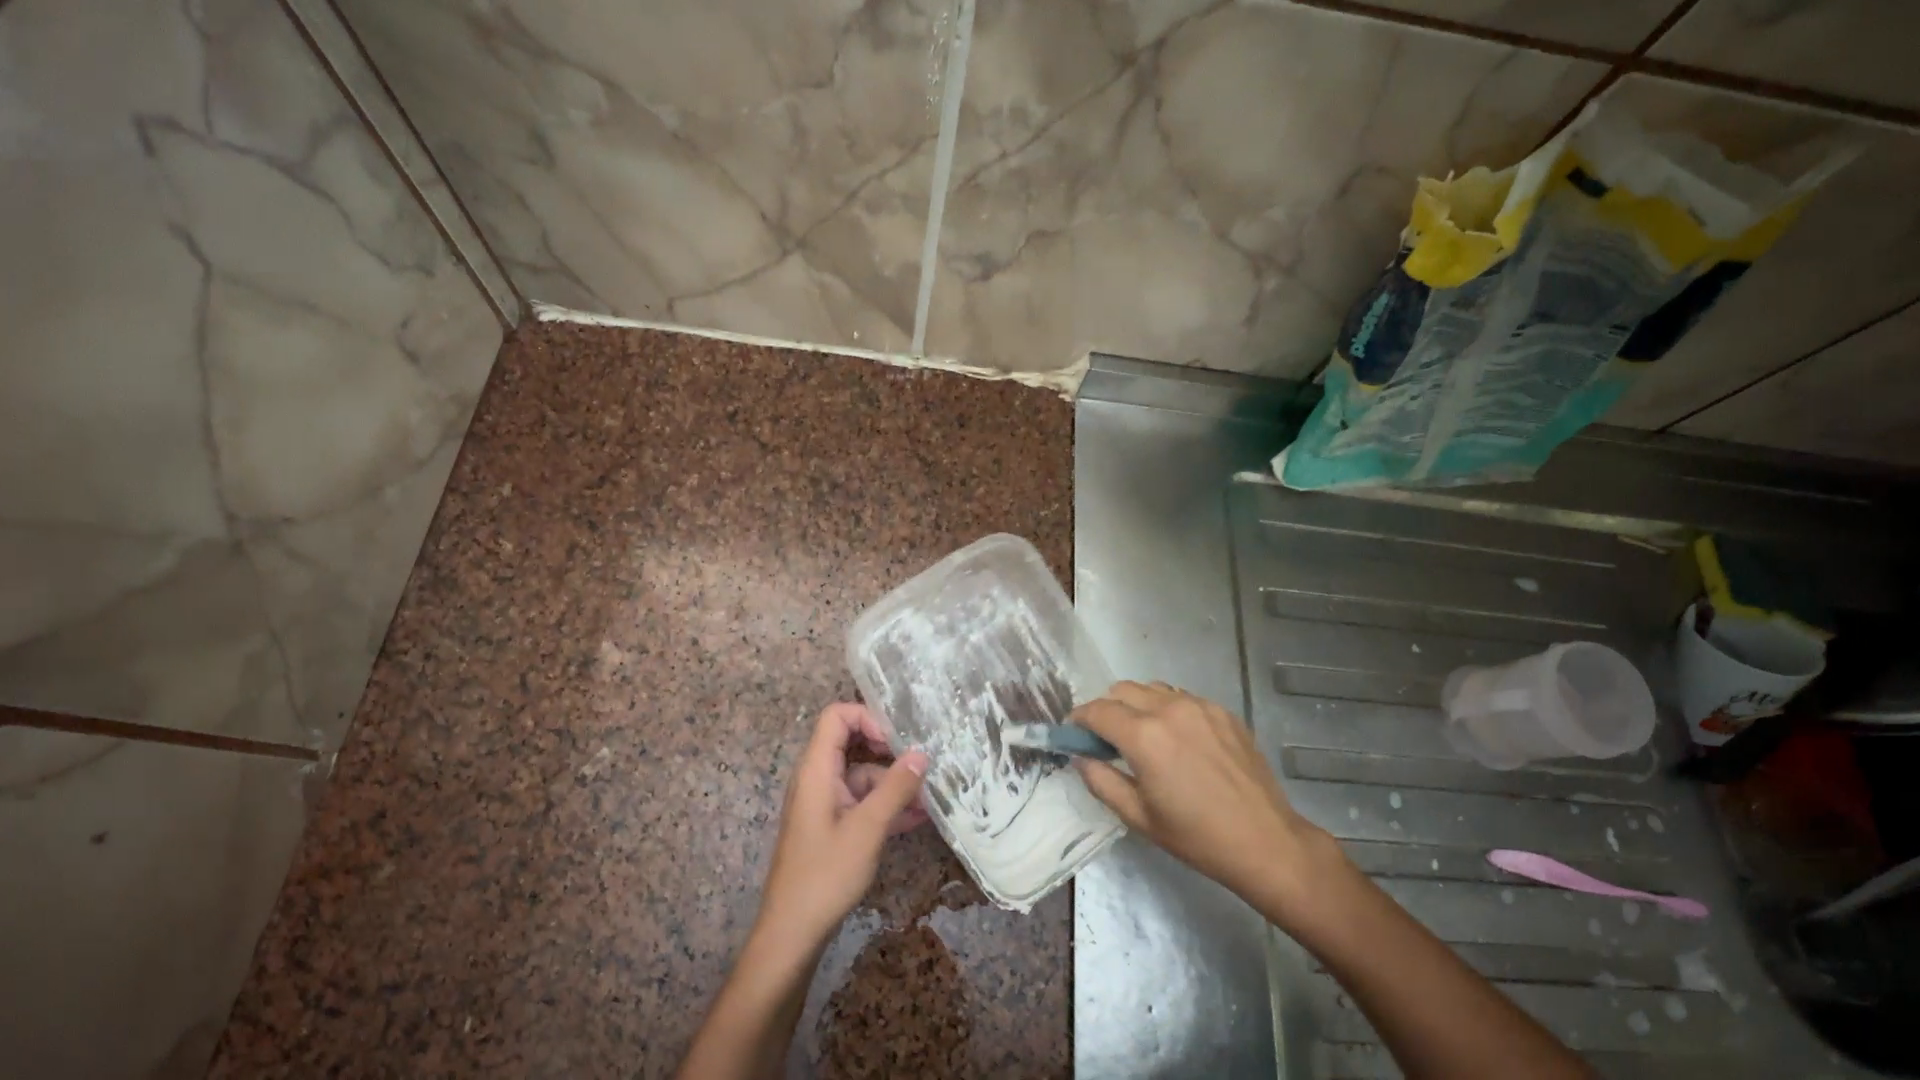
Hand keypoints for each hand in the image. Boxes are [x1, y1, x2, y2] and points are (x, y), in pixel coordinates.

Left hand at [758, 703, 929, 943]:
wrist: (793, 931)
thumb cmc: (826, 874)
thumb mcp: (867, 829)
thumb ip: (895, 788)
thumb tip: (922, 754)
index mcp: (816, 770)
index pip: (837, 717)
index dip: (868, 718)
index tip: (898, 741)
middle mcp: (817, 779)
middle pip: (852, 744)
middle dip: (889, 752)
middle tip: (924, 765)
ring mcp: (824, 803)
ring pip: (862, 777)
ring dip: (894, 785)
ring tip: (931, 799)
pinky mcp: (832, 827)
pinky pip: (862, 803)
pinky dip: (886, 806)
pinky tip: (917, 819)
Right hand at [1073, 681, 1339, 911]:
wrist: (1264, 841)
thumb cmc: (1196, 836)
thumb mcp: (1138, 816)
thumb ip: (1101, 780)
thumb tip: (1081, 757)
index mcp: (1144, 736)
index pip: (1097, 711)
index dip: (1079, 720)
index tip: (1075, 734)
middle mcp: (1170, 709)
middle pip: (1122, 690)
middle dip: (1107, 710)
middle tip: (1108, 741)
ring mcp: (1201, 706)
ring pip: (1153, 689)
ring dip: (1138, 706)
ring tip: (1144, 739)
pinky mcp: (1223, 712)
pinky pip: (1182, 698)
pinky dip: (1168, 711)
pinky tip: (1178, 742)